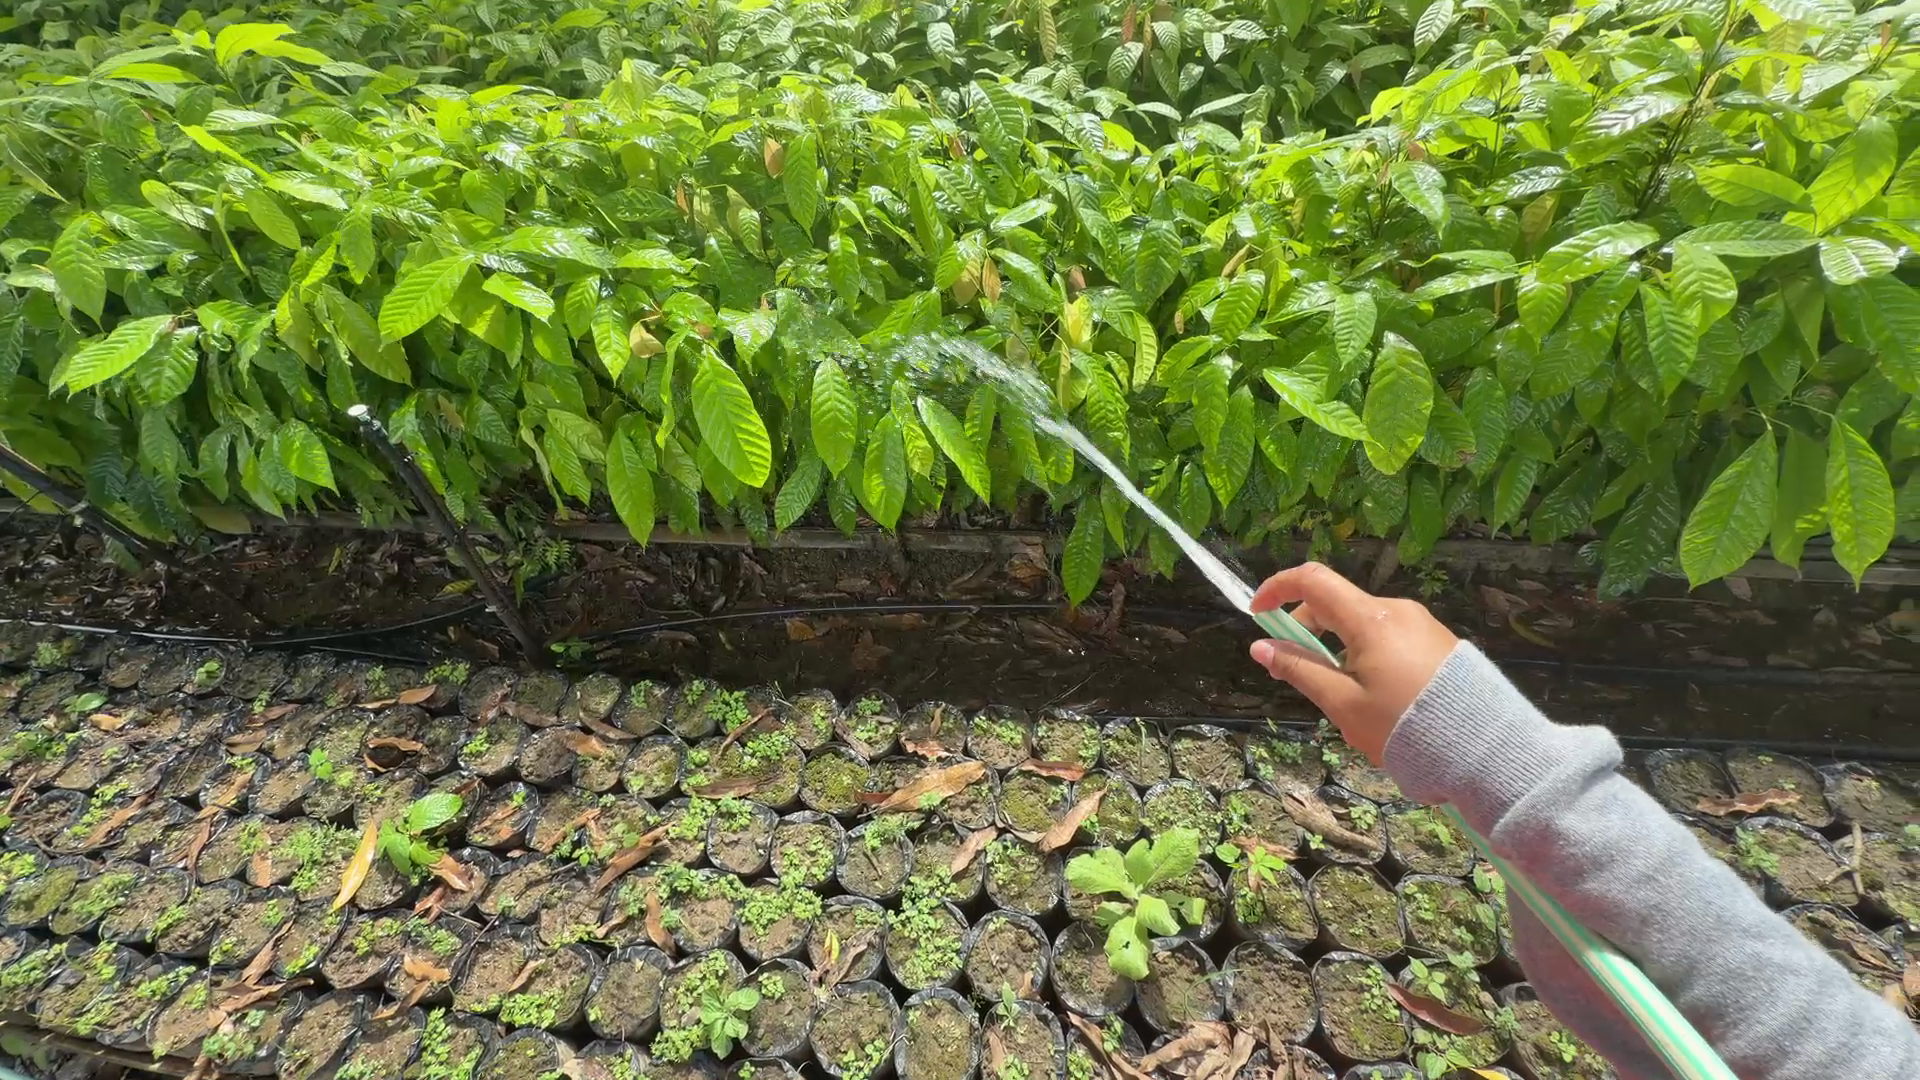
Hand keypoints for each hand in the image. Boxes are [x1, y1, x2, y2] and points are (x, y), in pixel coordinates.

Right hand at [1247, 563, 1457, 764]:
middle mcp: (1397, 611)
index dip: (1277, 588)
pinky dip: (1364, 653)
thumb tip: (1260, 647)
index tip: (1258, 613)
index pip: (1312, 580)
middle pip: (1335, 603)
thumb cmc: (1406, 728)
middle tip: (1294, 671)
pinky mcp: (1440, 644)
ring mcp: (1423, 625)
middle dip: (1305, 629)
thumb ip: (1298, 669)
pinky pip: (1388, 637)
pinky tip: (1376, 696)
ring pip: (1361, 623)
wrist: (1493, 756)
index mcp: (1370, 619)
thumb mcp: (1342, 704)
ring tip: (1342, 695)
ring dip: (1336, 645)